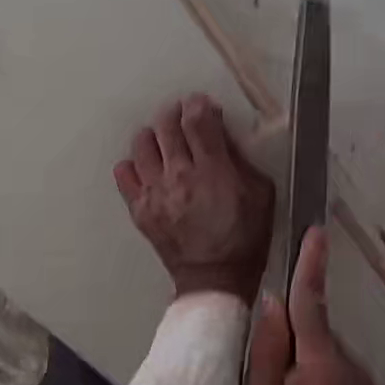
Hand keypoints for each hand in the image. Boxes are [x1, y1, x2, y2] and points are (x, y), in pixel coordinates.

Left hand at [115, 93, 274, 302]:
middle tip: (184, 121)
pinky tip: (149, 171)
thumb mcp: (261, 195)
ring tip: (165, 146)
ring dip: (155, 137)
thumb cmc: (244, 240)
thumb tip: (222, 137)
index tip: (203, 107)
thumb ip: (241, 161)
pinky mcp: (140, 209)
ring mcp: (155, 193)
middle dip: (176, 115)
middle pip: (165, 124)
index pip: (197, 119)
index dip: (199, 105)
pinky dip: (134, 166)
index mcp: (213, 171)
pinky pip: (123, 173)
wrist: (215, 280)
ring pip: (141, 142)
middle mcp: (179, 177)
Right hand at [244, 226, 382, 384]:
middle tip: (265, 375)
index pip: (312, 303)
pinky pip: (332, 368)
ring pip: (322, 350)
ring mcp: (361, 382)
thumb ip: (266, 348)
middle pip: (314, 329)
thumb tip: (272, 301)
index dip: (312, 266)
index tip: (316, 232)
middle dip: (289, 334)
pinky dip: (312, 372)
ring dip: (300, 358)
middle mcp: (350, 364)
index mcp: (322, 363)